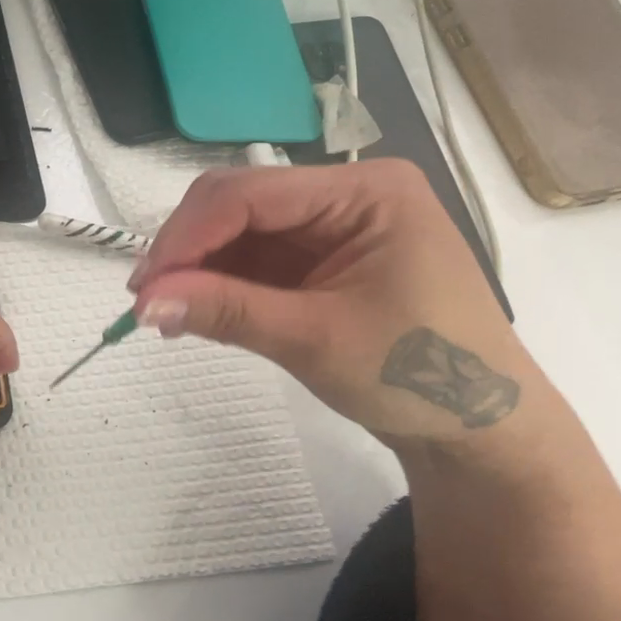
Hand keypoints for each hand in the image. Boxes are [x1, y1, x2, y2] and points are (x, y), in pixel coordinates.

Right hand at [128, 161, 525, 444]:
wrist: (477, 429)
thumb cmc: (419, 375)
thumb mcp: (315, 339)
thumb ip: (226, 311)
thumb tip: (142, 304)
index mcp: (366, 192)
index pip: (249, 195)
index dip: (186, 236)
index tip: (142, 289)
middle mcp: (345, 195)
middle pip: (235, 204)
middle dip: (185, 249)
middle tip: (146, 301)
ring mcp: (329, 227)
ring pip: (233, 231)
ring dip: (193, 269)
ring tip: (163, 314)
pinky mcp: (314, 260)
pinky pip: (245, 258)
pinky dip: (212, 283)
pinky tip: (191, 311)